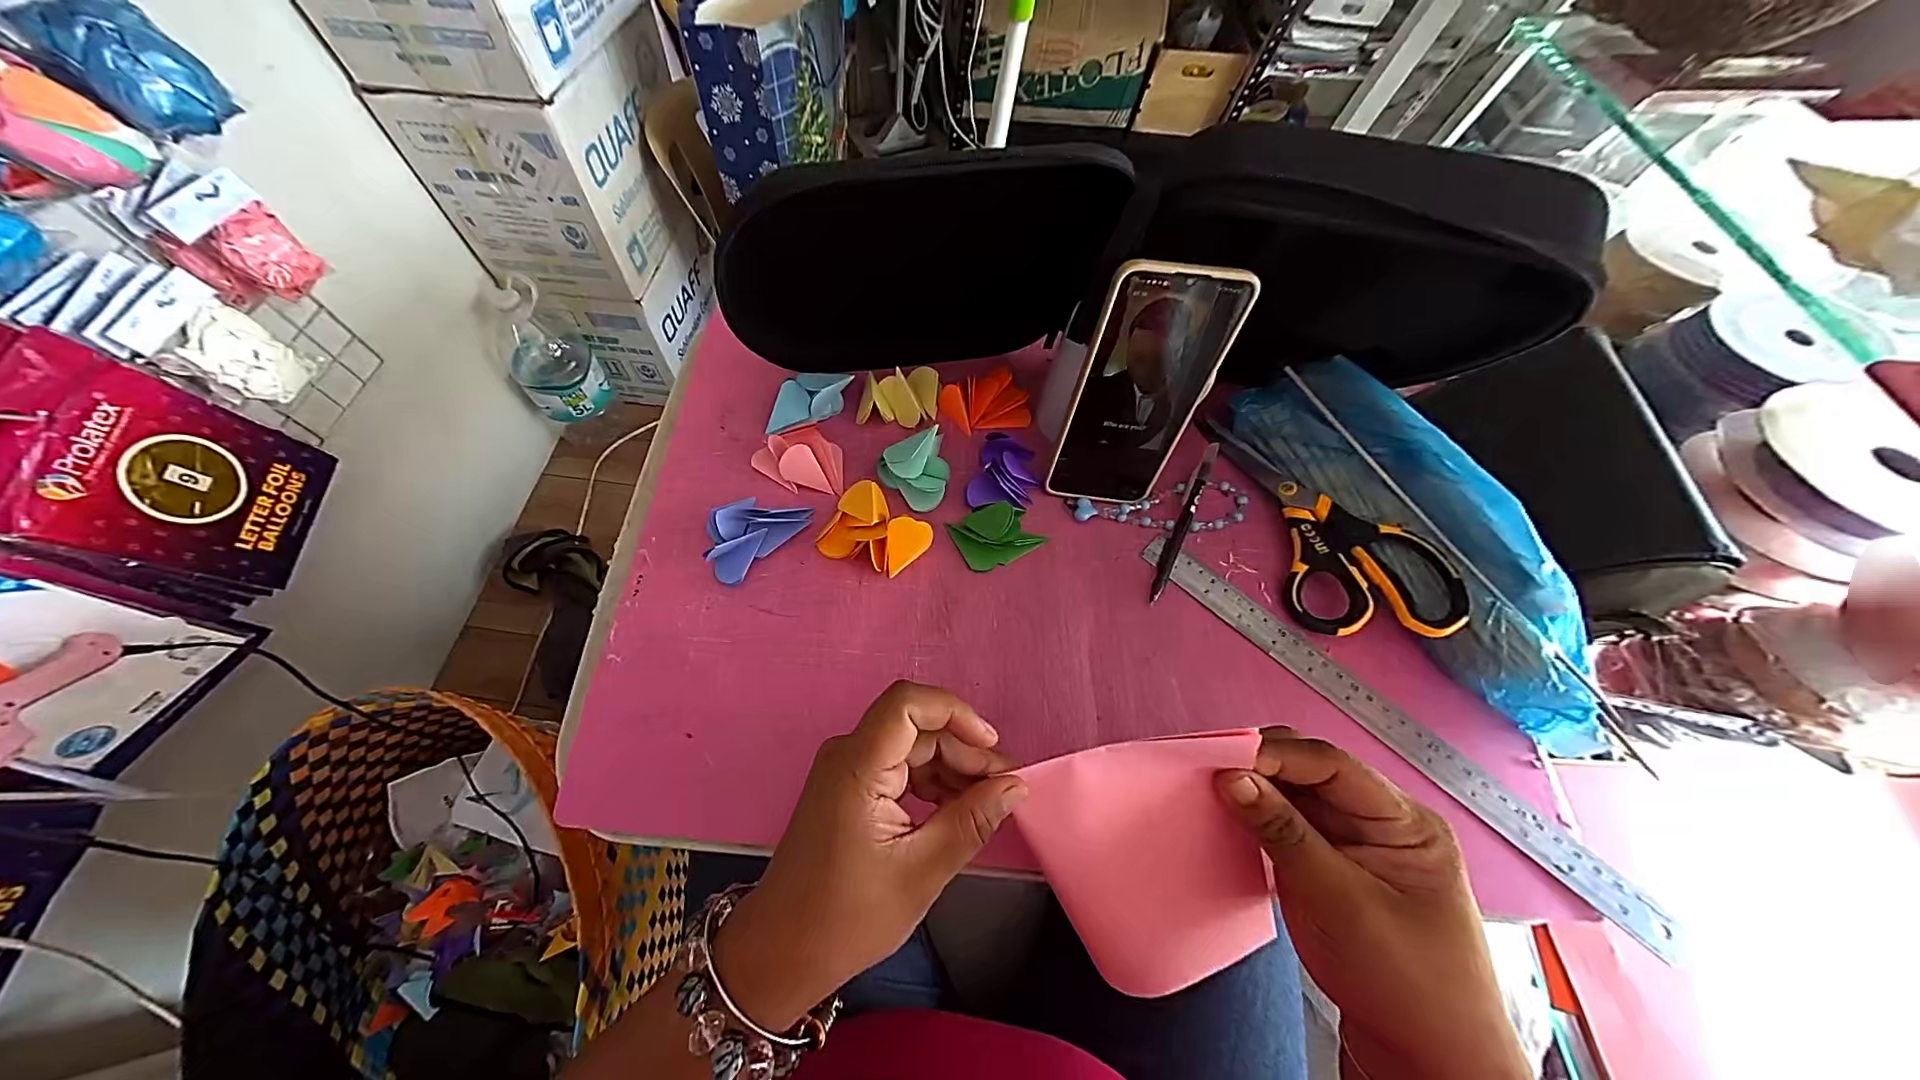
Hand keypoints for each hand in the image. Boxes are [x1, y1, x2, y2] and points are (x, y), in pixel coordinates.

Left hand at [714, 681, 1026, 1028]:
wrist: (782, 950)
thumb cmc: (845, 917)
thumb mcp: (921, 871)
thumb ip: (972, 821)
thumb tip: (1014, 786)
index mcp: (857, 767)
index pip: (907, 704)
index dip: (956, 712)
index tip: (991, 746)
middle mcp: (848, 755)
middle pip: (917, 726)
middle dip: (964, 750)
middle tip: (1003, 787)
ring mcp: (847, 769)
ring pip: (913, 745)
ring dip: (952, 768)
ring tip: (985, 804)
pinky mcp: (850, 785)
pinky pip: (900, 765)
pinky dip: (932, 782)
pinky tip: (956, 810)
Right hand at [1215, 728, 1529, 1079]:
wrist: (1425, 1059)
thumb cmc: (1410, 988)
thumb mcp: (1341, 902)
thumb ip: (1284, 833)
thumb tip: (1234, 778)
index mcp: (1406, 822)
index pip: (1332, 765)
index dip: (1276, 755)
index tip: (1226, 758)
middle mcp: (1379, 822)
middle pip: (1310, 771)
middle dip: (1260, 765)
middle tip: (1211, 769)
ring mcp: (1351, 842)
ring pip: (1292, 793)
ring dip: (1254, 789)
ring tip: (1213, 789)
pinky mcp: (1326, 862)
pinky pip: (1284, 822)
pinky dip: (1255, 815)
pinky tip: (1231, 816)